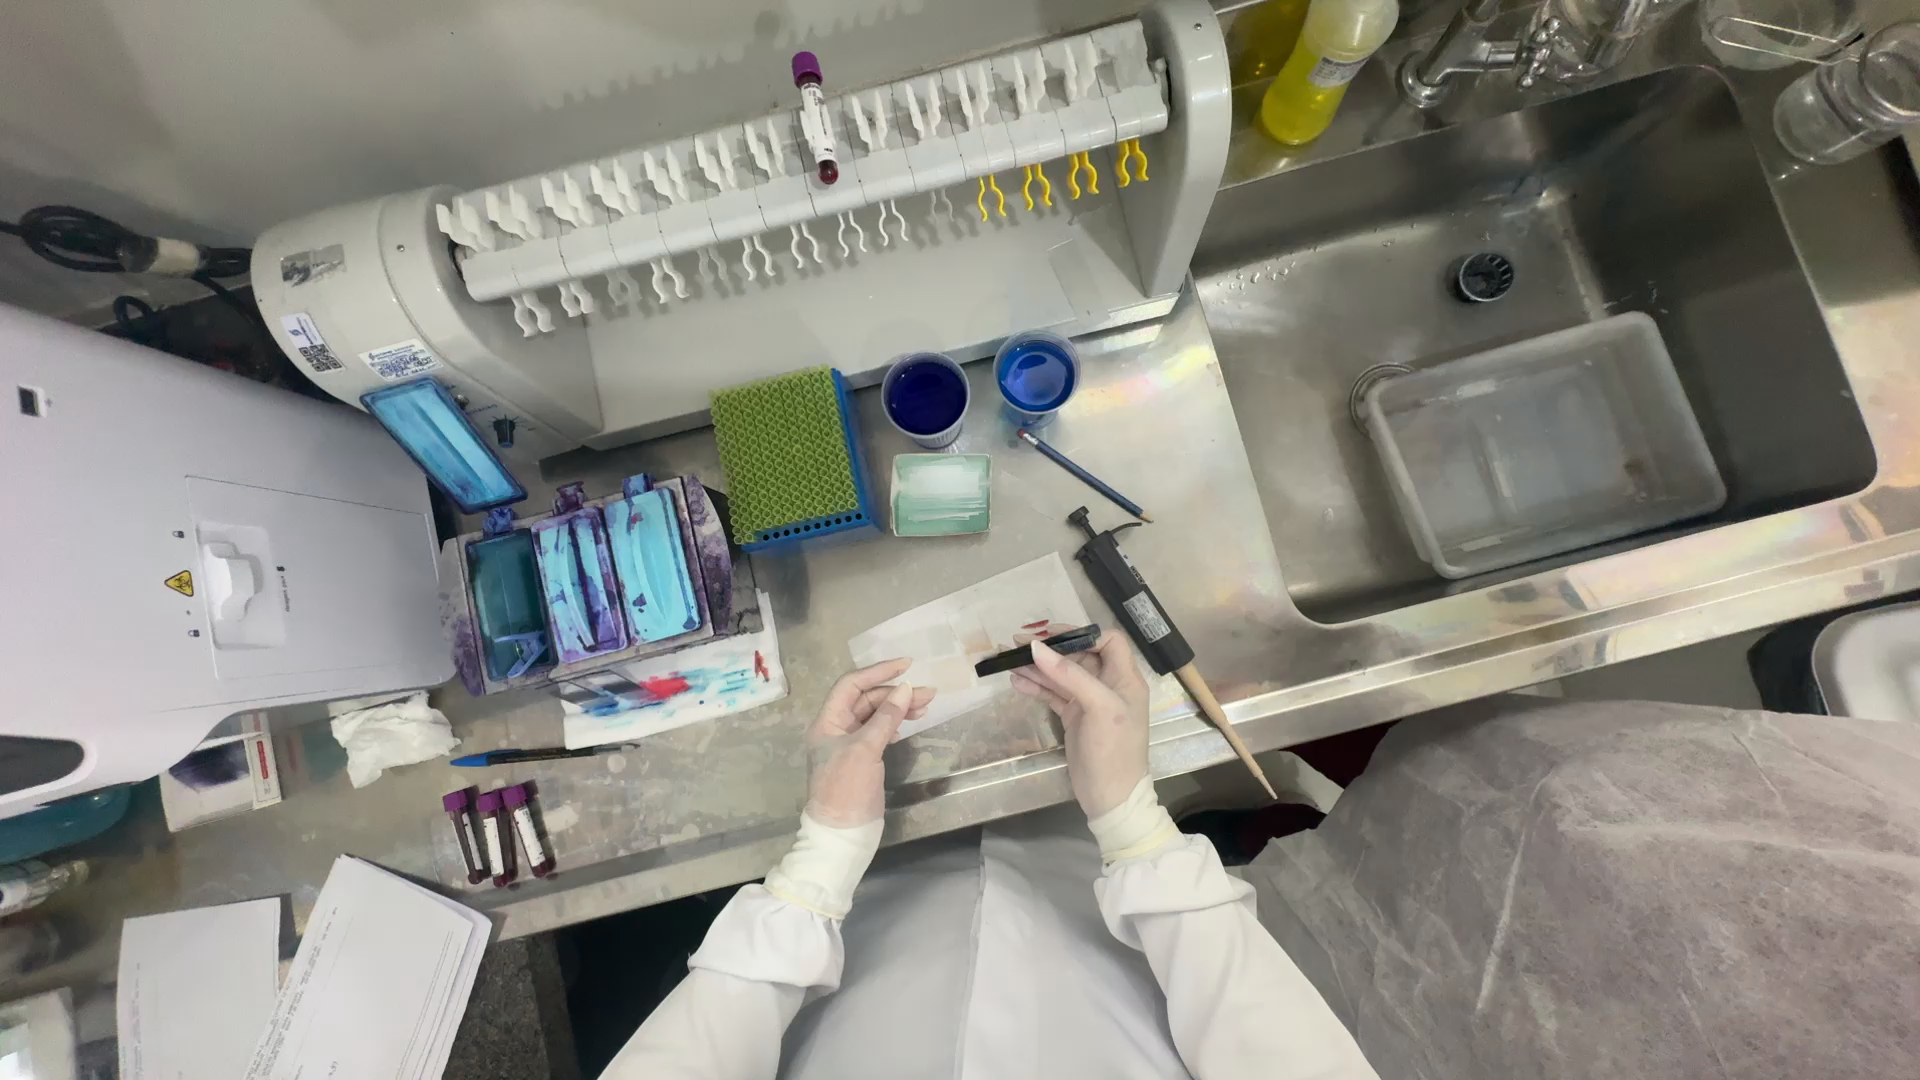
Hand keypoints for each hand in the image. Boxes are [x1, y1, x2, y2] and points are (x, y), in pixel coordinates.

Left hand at [805, 659, 936, 827]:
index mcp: (827, 721)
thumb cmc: (846, 789)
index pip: (852, 685)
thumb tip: (906, 689)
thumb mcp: (865, 749)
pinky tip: (909, 723)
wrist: (842, 835)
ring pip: (876, 715)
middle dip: (896, 693)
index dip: (878, 672)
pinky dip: (896, 723)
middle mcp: (836, 728)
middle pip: (867, 699)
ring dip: (899, 707)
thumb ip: (886, 717)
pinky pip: (880, 731)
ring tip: (926, 705)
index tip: (907, 665)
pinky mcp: (863, 759)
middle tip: (928, 693)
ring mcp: (850, 744)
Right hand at [1010, 631, 1150, 817]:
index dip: (1082, 635)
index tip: (1052, 636)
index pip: (1108, 641)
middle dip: (1050, 649)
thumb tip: (1036, 647)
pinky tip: (1016, 682)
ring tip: (1007, 660)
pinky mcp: (1074, 716)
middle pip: (1078, 656)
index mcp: (1124, 678)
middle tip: (1018, 643)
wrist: (1110, 799)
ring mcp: (1089, 701)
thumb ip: (1069, 675)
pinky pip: (1053, 694)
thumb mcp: (1098, 707)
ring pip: (1061, 675)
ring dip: (1036, 667)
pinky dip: (1036, 687)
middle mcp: (1108, 685)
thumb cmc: (1114, 750)